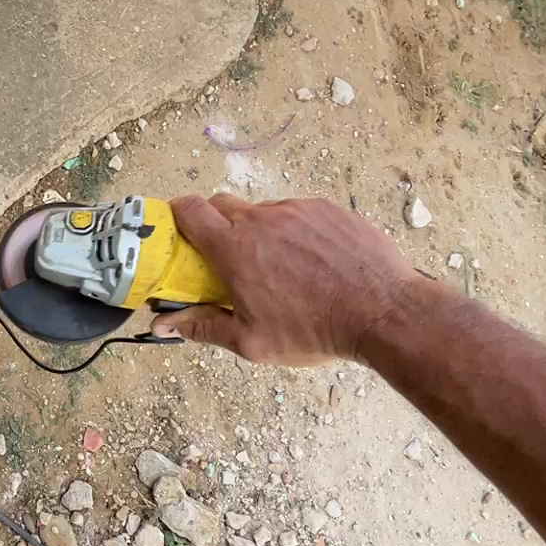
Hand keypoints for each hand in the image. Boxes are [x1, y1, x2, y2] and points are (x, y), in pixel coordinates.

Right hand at [151, 194, 420, 364]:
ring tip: (279, 265)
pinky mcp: (327, 209)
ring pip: (262, 211)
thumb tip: (160, 326)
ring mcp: (296, 210)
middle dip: (215, 223)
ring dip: (258, 231)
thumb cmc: (312, 330)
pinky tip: (312, 261)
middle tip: (226, 254)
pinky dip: (294, 231)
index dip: (177, 214)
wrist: (386, 313)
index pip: (189, 210)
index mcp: (233, 248)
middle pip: (220, 204)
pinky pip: (298, 213)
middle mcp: (260, 219)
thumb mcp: (250, 341)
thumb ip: (201, 326)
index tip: (178, 230)